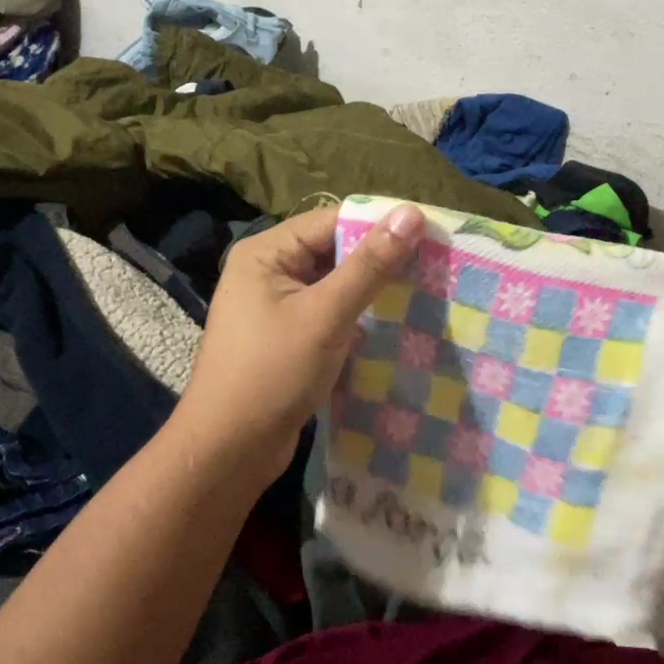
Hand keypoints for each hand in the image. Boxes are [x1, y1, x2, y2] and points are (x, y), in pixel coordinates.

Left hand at [179, 204, 424, 474]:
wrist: (229, 450)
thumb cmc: (273, 373)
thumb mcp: (326, 314)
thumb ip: (370, 265)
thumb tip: (411, 213)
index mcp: (266, 253)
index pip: (331, 221)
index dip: (379, 226)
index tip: (429, 235)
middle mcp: (267, 272)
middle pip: (333, 252)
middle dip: (379, 261)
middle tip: (433, 266)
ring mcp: (274, 308)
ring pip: (333, 286)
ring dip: (371, 293)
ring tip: (424, 293)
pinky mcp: (285, 340)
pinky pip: (327, 315)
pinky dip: (356, 319)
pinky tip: (394, 327)